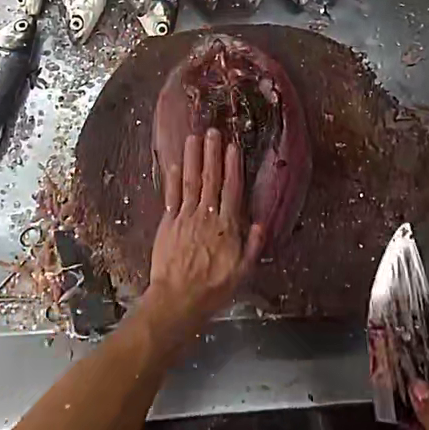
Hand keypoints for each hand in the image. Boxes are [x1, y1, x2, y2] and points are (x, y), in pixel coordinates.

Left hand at [142, 129, 266, 340]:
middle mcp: (206, 216)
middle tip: (213, 131)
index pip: (232, 190)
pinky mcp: (168, 223)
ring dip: (192, 159)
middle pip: (210, 179)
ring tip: (194, 138)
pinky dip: (173, 179)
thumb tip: (260, 222)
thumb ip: (252, 245)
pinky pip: (171, 197)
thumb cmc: (213, 289)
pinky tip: (175, 163)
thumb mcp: (242, 271)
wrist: (178, 298)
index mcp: (227, 227)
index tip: (232, 147)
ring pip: (190, 182)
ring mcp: (185, 218)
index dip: (232, 167)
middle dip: (211, 154)